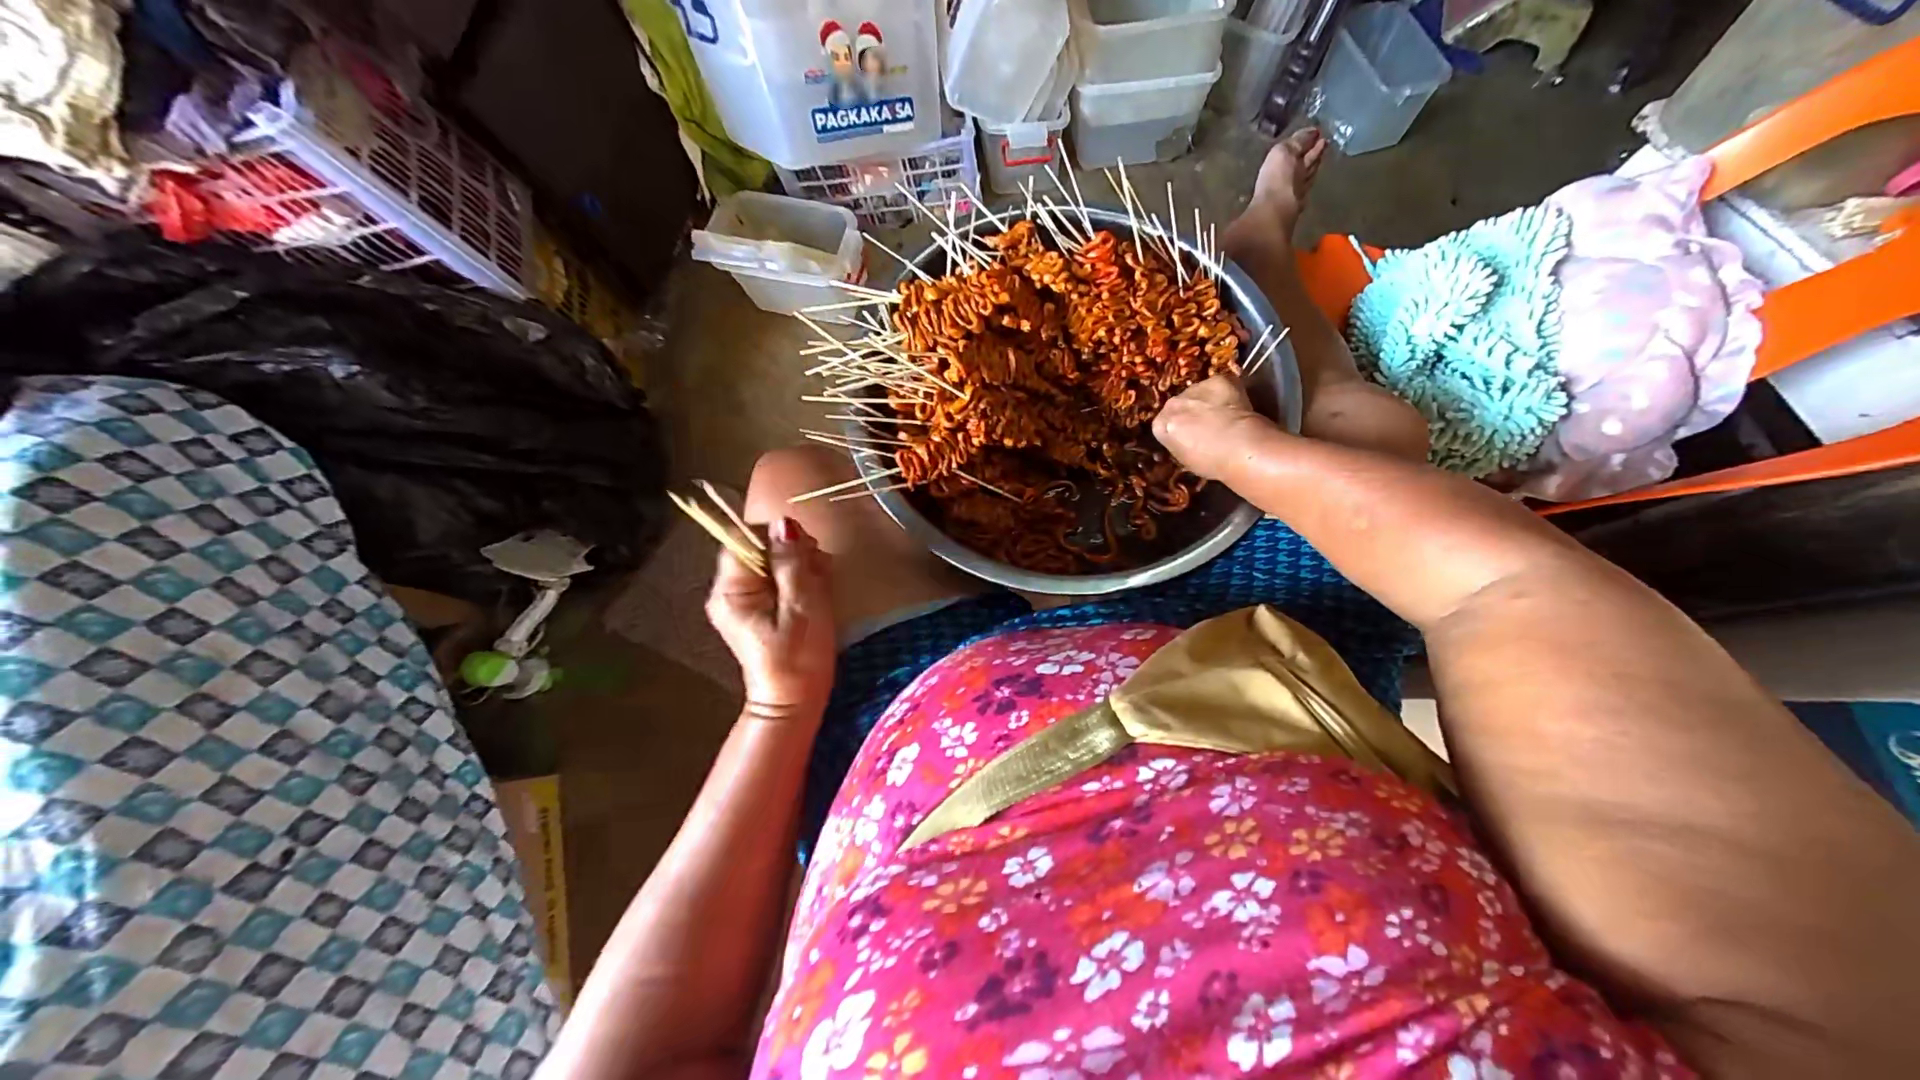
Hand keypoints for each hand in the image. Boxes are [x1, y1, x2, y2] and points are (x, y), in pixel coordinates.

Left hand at [705, 517, 834, 721]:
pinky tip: (813, 598)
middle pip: (758, 547)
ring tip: (818, 590)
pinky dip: (797, 582)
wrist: (794, 706)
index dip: (778, 537)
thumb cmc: (800, 659)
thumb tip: (784, 523)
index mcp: (731, 589)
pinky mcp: (756, 610)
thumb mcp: (803, 605)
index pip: (745, 537)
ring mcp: (741, 601)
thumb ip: (792, 562)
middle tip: (818, 575)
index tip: (805, 554)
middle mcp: (728, 591)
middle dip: (793, 553)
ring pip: (771, 562)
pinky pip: (775, 580)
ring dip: (800, 567)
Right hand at [1152, 374, 1271, 480]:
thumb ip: (1180, 445)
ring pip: (1200, 394)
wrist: (1239, 446)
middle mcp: (1173, 402)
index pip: (1164, 426)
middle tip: (1208, 427)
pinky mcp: (1219, 379)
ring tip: (1225, 417)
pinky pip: (1221, 385)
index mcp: (1160, 425)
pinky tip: (1237, 406)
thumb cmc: (1211, 462)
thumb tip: (1187, 442)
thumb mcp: (1185, 461)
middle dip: (1191, 414)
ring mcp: (1195, 388)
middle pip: (1180, 406)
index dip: (1178, 432)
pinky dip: (1228, 394)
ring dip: (1208, 402)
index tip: (1189, 439)